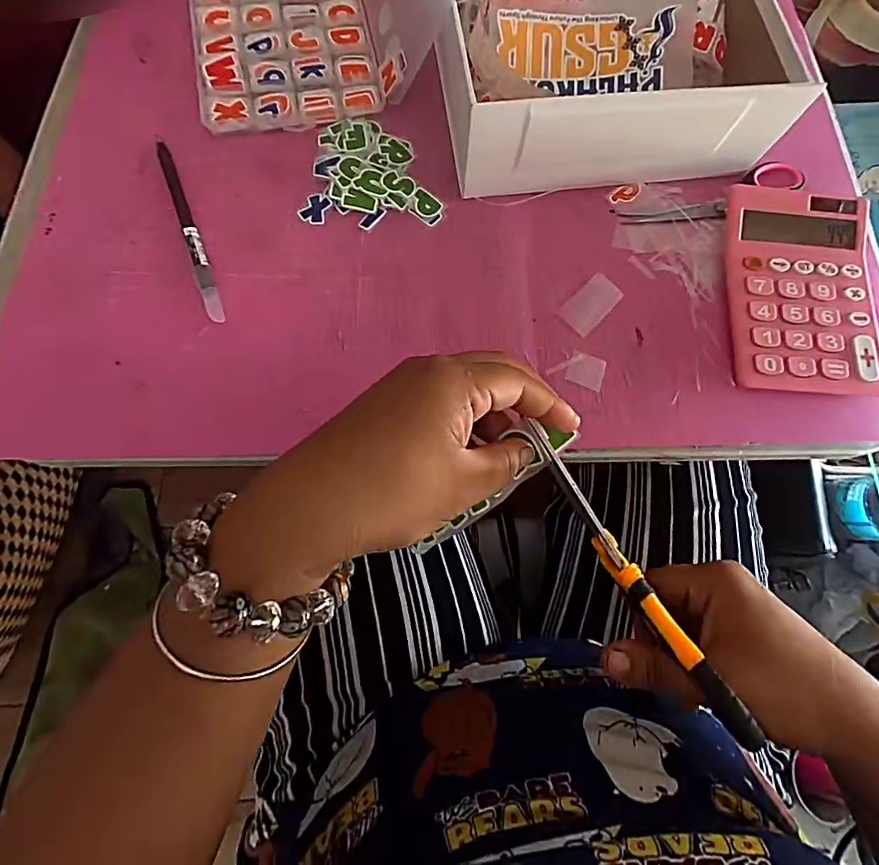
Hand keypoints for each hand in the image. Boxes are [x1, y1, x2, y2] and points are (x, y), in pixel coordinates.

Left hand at [210, 353, 577, 596]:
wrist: (306, 509)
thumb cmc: (393, 493)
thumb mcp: (465, 484)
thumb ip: (509, 460)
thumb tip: (529, 448)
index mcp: (453, 379)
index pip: (518, 381)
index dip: (551, 405)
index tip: (572, 428)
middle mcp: (429, 368)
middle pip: (494, 373)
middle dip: (526, 401)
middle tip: (547, 432)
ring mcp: (403, 382)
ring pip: (467, 387)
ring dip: (494, 413)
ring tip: (507, 453)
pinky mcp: (386, 402)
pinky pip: (441, 399)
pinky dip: (465, 420)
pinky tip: (467, 453)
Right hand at [600, 561, 878, 759]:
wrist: (845, 714)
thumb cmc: (786, 685)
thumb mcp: (710, 679)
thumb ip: (654, 667)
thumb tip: (609, 656)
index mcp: (716, 580)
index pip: (653, 584)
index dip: (639, 620)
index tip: (635, 654)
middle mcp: (725, 587)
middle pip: (667, 609)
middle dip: (665, 648)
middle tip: (680, 681)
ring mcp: (738, 610)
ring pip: (685, 632)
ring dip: (686, 664)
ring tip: (706, 691)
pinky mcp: (747, 633)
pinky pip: (706, 643)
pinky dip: (704, 669)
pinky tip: (719, 692)